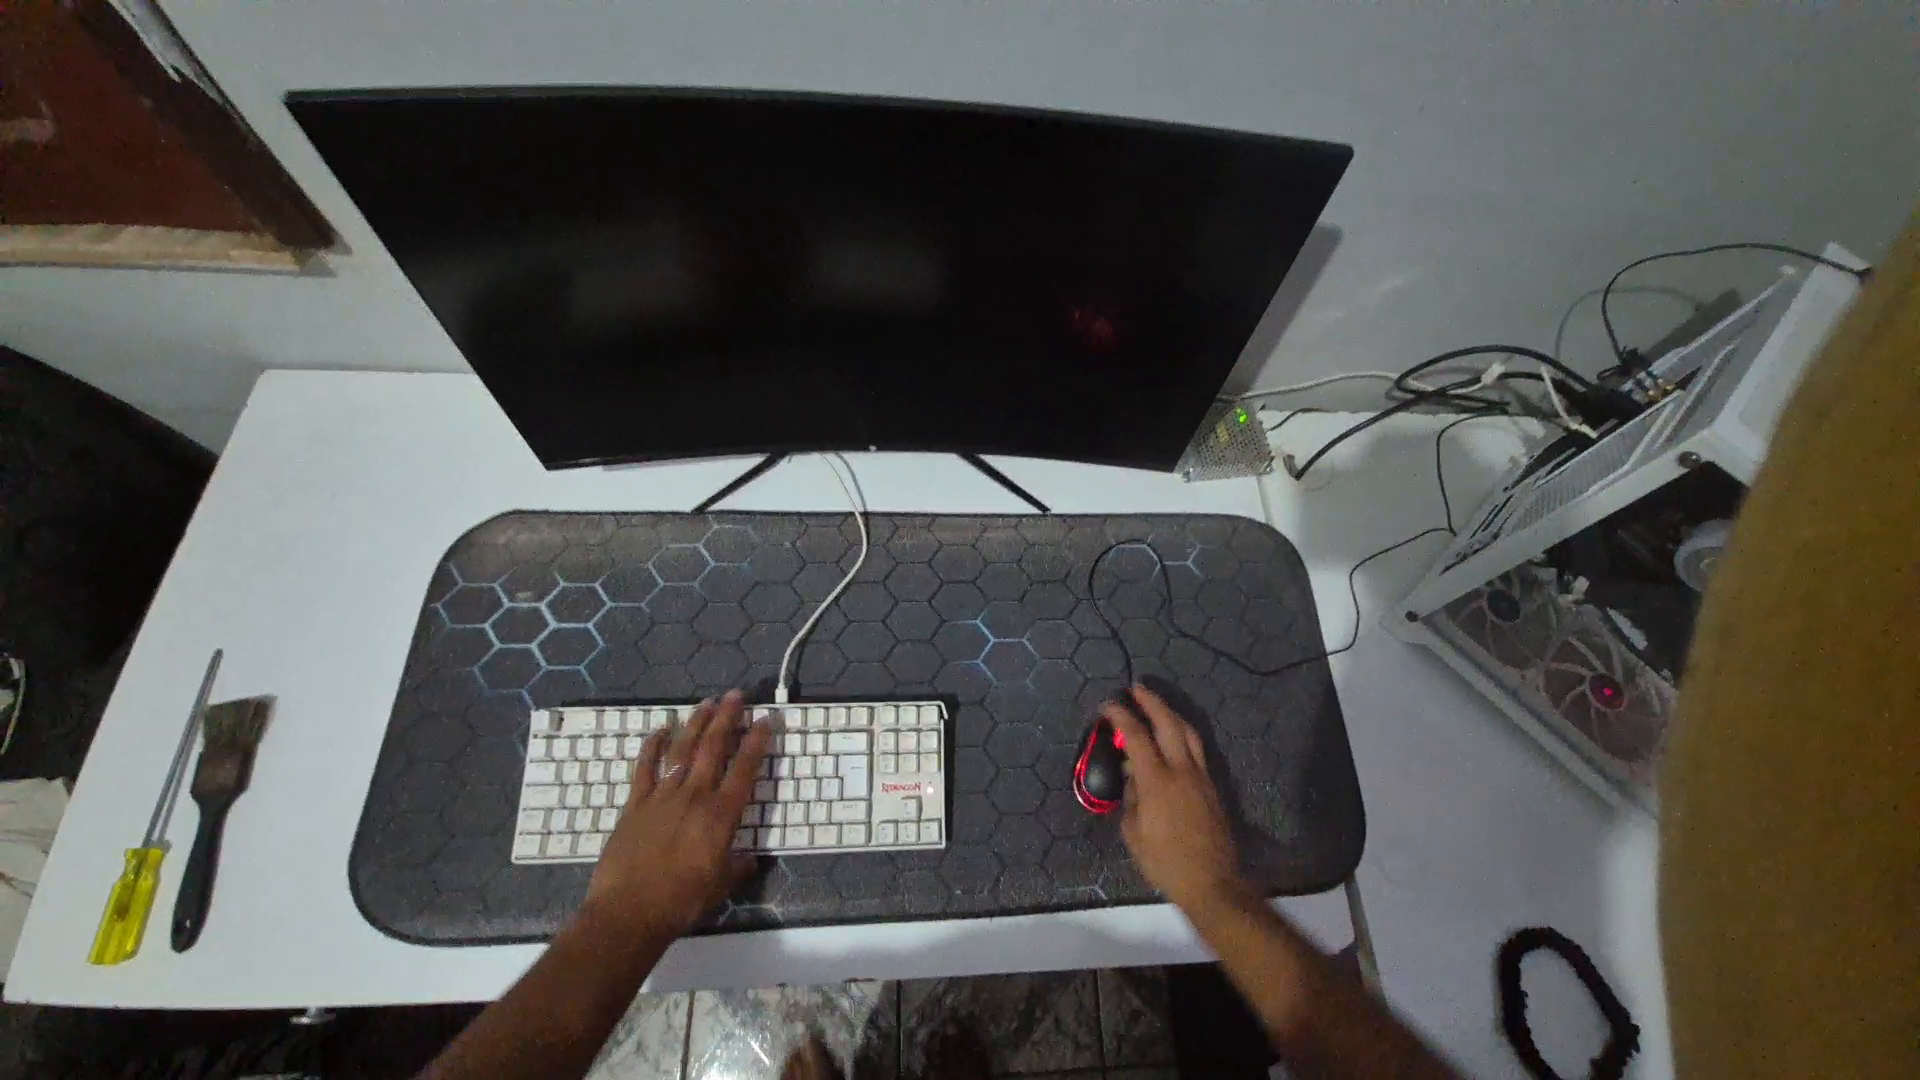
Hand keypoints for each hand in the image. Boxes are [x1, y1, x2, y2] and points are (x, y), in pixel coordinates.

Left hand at [584, 690, 770, 935]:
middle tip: (736, 695)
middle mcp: (694, 796)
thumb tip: (750, 858)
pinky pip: (645, 767)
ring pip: (682, 750)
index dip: (756, 742)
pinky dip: (653, 746)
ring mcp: (662, 796)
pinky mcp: (635, 804)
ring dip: (696, 723)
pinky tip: (661, 729)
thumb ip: (737, 867)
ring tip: (706, 702)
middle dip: (727, 718)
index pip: (744, 769)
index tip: (765, 720)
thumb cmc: (681, 901)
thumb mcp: (720, 886)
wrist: (628, 913)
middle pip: (713, 748)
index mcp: (720, 815)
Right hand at [1104, 685, 1242, 911]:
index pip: (1136, 736)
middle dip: (1151, 702)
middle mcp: (1181, 770)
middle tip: (1137, 688)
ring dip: (1171, 714)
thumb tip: (1132, 776)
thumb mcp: (1134, 833)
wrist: (1212, 882)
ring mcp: (1200, 777)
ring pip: (1188, 733)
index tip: (1108, 704)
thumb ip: (1131, 798)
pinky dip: (1182, 734)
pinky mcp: (1211, 787)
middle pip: (1168, 723)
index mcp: (1157, 781)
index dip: (1120, 715)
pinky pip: (1196, 749)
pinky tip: (1173, 737)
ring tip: (1157, 706)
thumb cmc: (1165, 862)